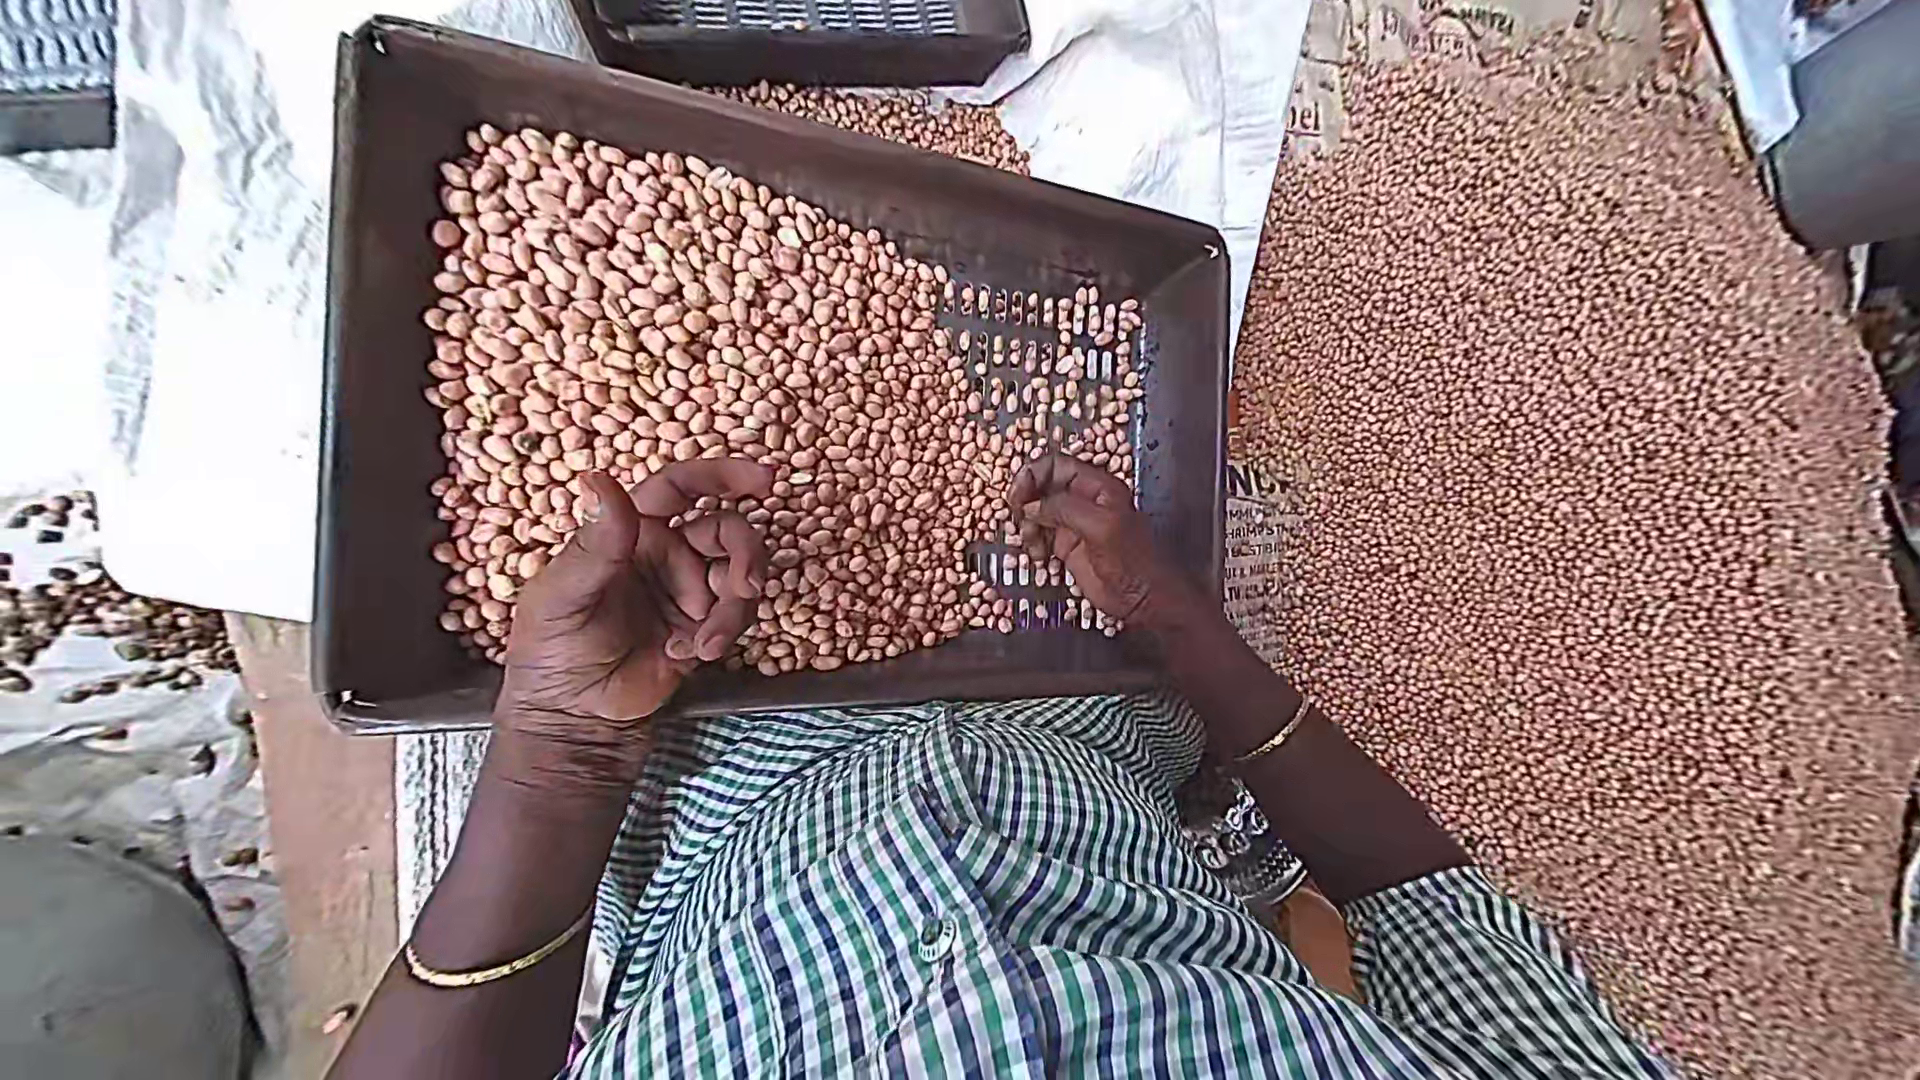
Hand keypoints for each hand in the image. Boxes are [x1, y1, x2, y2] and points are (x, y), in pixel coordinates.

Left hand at [495, 460, 772, 784]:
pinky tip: (694, 652)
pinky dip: (724, 631)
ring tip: (706, 640)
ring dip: (735, 605)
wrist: (576, 714)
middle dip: (746, 554)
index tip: (766, 477)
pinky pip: (737, 614)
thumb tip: (599, 478)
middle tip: (747, 585)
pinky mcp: (709, 623)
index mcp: (635, 530)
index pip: (683, 487)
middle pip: (729, 530)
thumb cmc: (553, 648)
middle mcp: (671, 552)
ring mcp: (694, 588)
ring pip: (741, 574)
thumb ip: (595, 543)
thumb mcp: (562, 595)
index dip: (724, 475)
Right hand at [1009, 453, 1199, 630]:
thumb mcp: (1101, 527)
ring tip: (1032, 543)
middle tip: (1019, 519)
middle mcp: (1082, 500)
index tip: (1017, 496)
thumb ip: (1065, 509)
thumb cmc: (1132, 561)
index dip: (1032, 474)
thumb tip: (1030, 505)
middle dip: (1026, 501)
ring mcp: (1073, 523)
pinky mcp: (1066, 546)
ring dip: (1027, 525)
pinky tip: (1039, 556)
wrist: (1143, 599)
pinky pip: (1039, 535)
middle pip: (1041, 486)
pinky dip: (1032, 543)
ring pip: (1036, 511)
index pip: (1055, 465)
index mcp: (1096, 486)